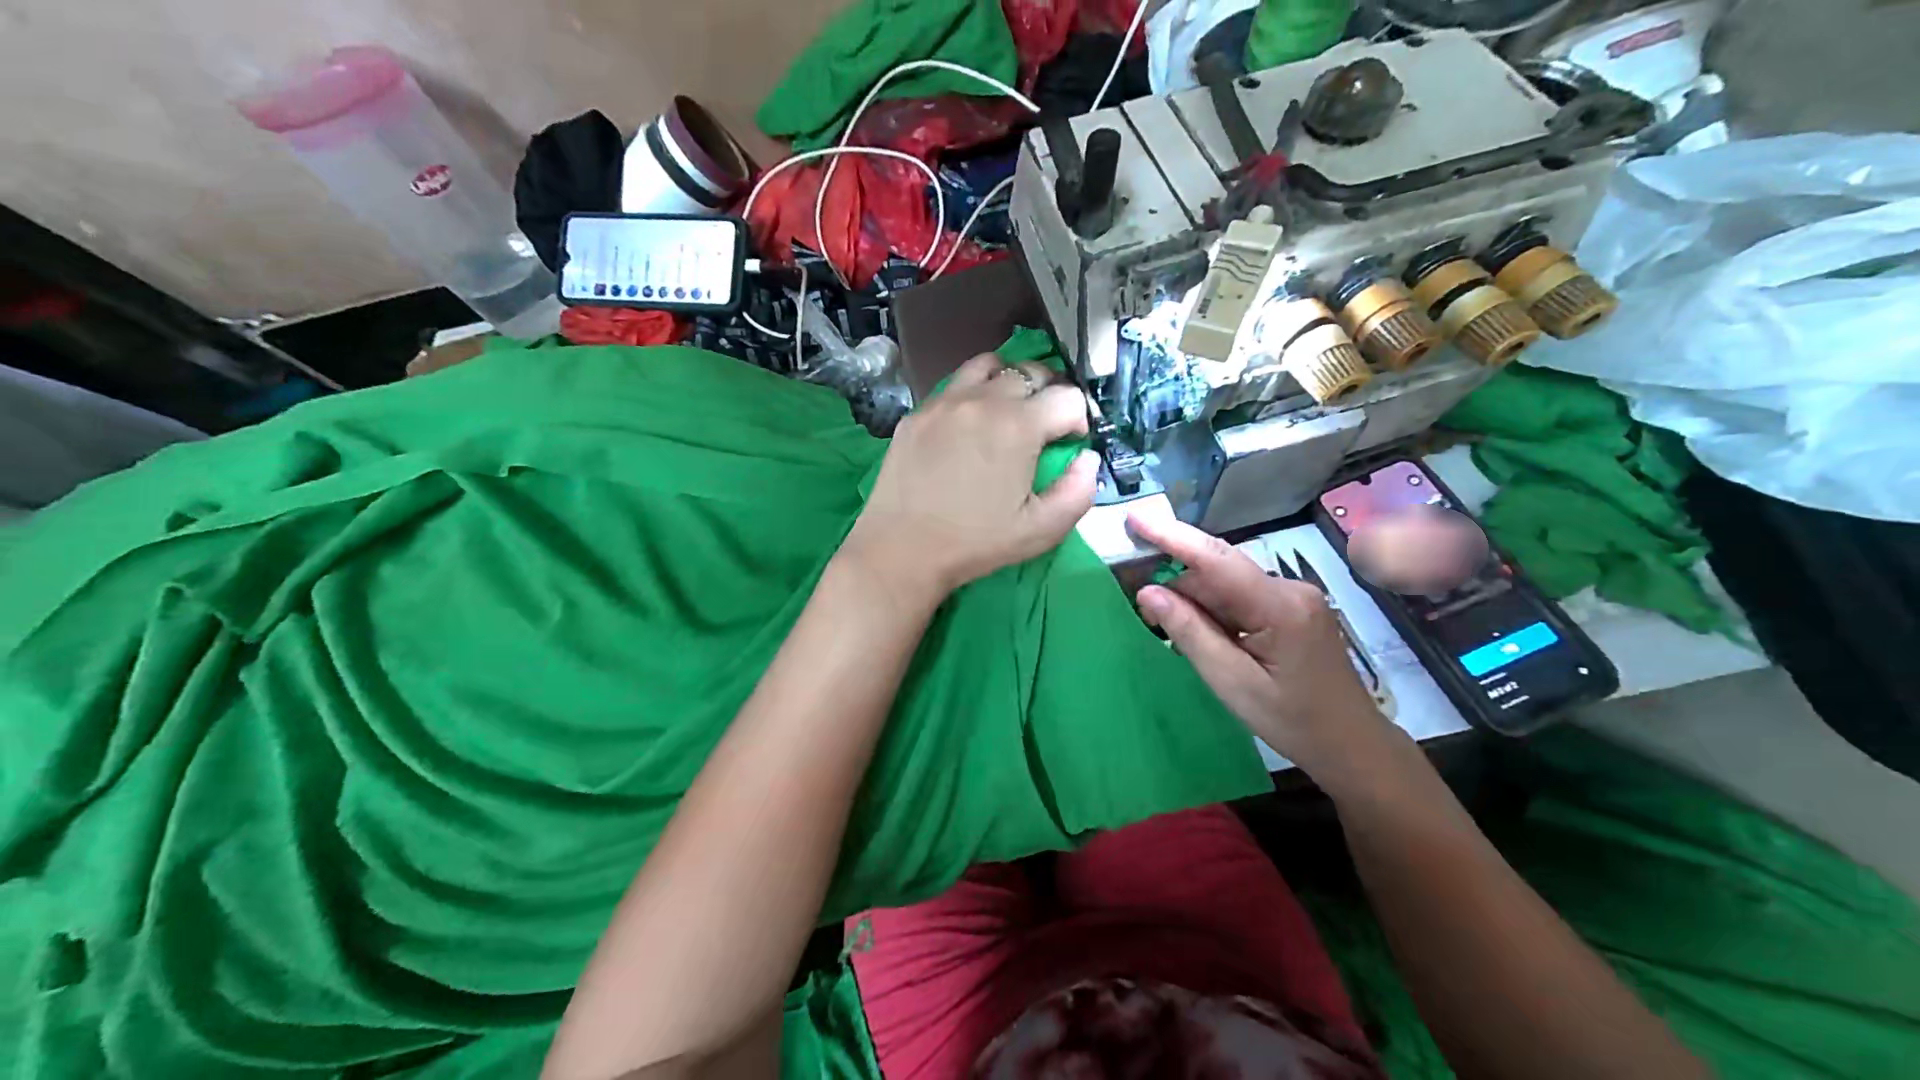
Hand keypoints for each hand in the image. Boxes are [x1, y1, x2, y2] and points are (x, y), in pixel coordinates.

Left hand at [845, 353, 1098, 602]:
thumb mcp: (1042, 530)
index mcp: (1019, 425)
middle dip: (1048, 394)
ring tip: (1007, 412)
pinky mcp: (917, 413)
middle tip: (1043, 426)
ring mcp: (944, 402)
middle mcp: (982, 400)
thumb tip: (1087, 459)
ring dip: (1008, 382)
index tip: (1069, 443)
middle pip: (1031, 372)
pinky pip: (953, 387)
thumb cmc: (976, 543)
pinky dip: (972, 395)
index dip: (1078, 420)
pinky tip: (968, 426)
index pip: (1068, 397)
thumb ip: (1079, 491)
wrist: (902, 549)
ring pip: (988, 366)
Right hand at [1128, 513, 1402, 778]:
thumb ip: (1190, 633)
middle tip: (1144, 612)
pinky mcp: (1293, 607)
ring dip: (1196, 602)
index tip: (1135, 518)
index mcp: (1280, 606)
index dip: (1171, 537)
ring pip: (1227, 584)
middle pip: (1218, 572)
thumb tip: (1148, 592)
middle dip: (1178, 584)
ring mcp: (1295, 596)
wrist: (1351, 743)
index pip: (1216, 559)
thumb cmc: (1292, 721)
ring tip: (1175, 634)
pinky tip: (1208, 637)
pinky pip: (1241, 597)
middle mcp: (1290, 589)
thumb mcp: (1232, 683)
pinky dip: (1216, 611)